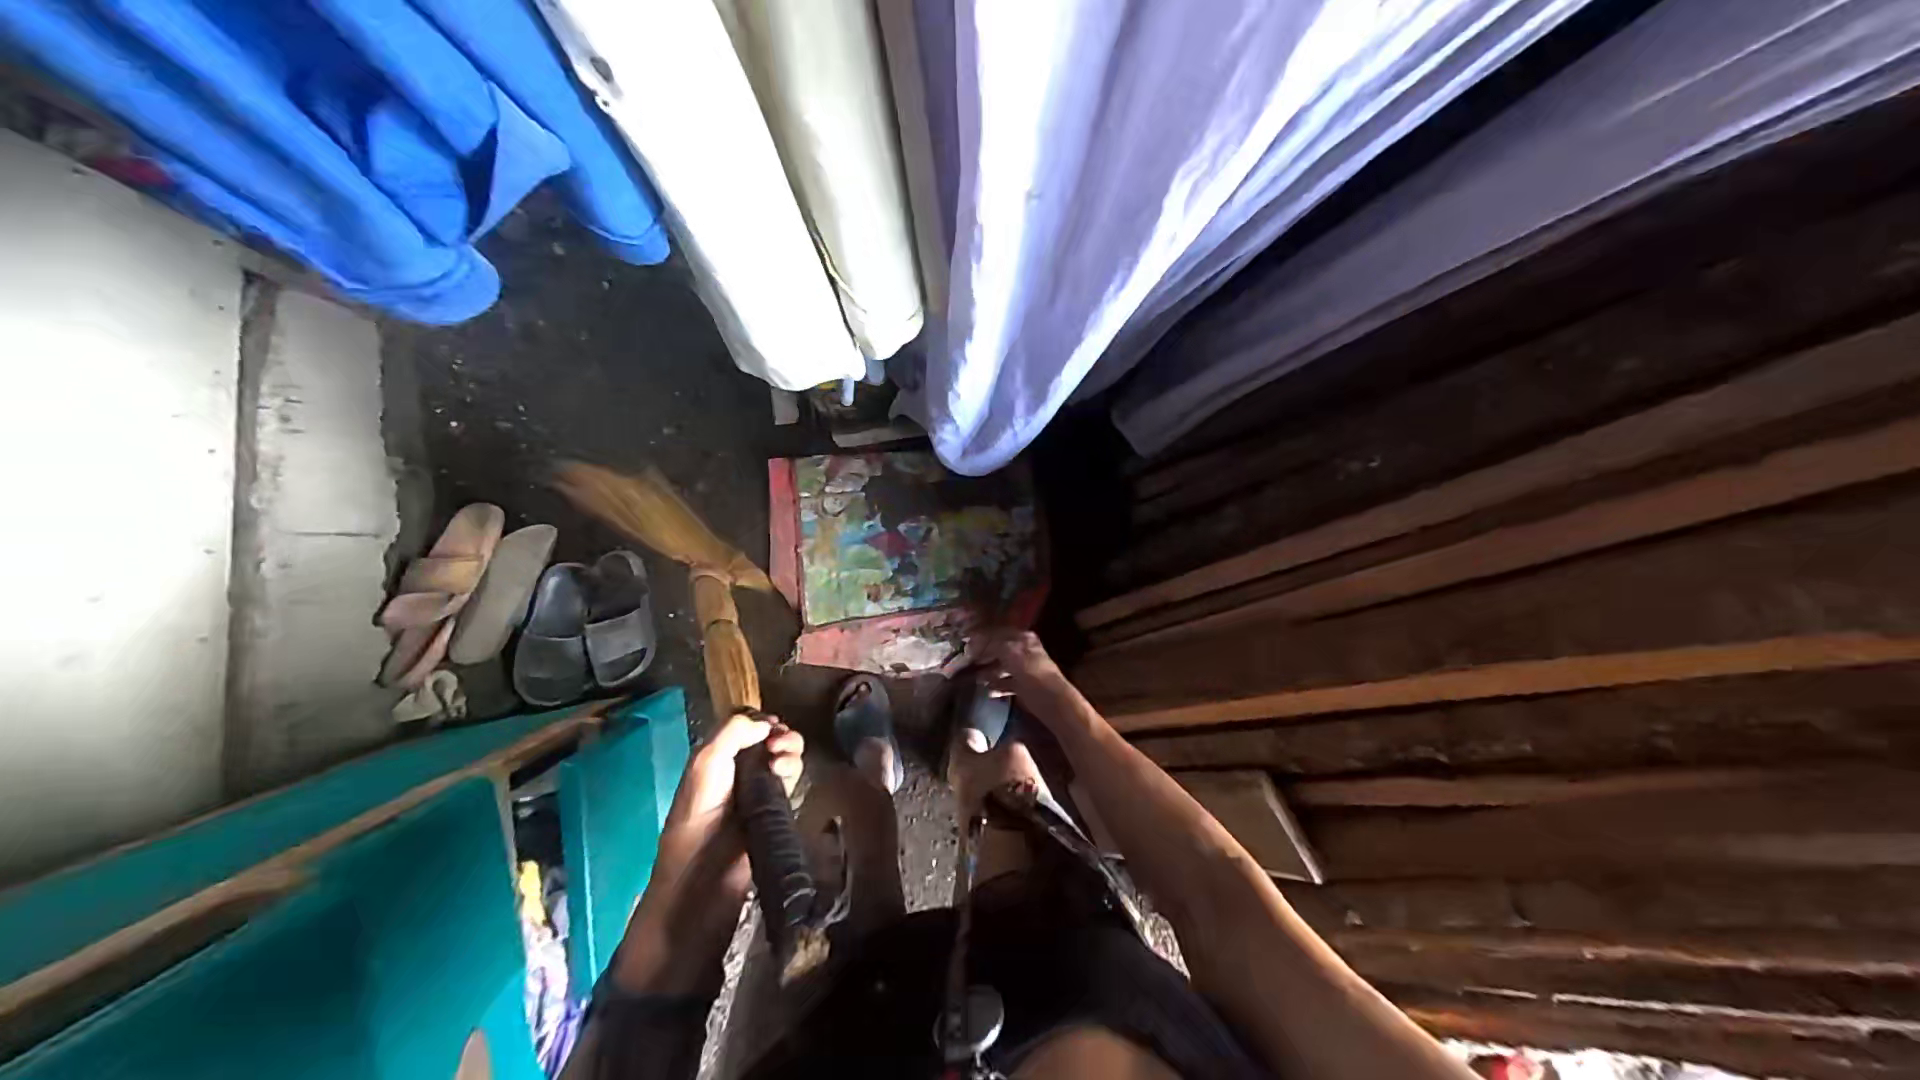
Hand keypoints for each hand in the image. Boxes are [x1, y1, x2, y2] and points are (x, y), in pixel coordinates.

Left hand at [657, 712, 804, 895]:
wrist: (708, 865)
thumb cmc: (700, 809)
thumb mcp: (706, 761)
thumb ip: (734, 732)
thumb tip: (767, 725)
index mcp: (717, 752)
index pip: (745, 723)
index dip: (760, 719)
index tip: (768, 724)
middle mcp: (740, 765)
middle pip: (771, 735)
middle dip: (779, 733)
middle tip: (775, 744)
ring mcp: (761, 784)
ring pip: (786, 753)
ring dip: (789, 749)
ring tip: (780, 760)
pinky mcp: (778, 803)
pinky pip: (794, 777)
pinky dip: (794, 769)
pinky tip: (783, 775)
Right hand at [976, 629, 1067, 700]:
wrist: (1050, 698)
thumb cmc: (1030, 670)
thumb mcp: (1009, 652)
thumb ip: (992, 645)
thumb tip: (976, 642)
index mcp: (1023, 639)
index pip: (1000, 634)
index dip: (984, 638)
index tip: (968, 643)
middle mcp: (1024, 652)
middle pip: (1000, 651)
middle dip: (985, 656)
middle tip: (969, 660)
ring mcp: (1024, 669)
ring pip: (1003, 667)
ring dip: (989, 672)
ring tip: (975, 678)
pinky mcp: (1023, 686)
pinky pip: (1006, 683)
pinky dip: (997, 686)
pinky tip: (987, 690)